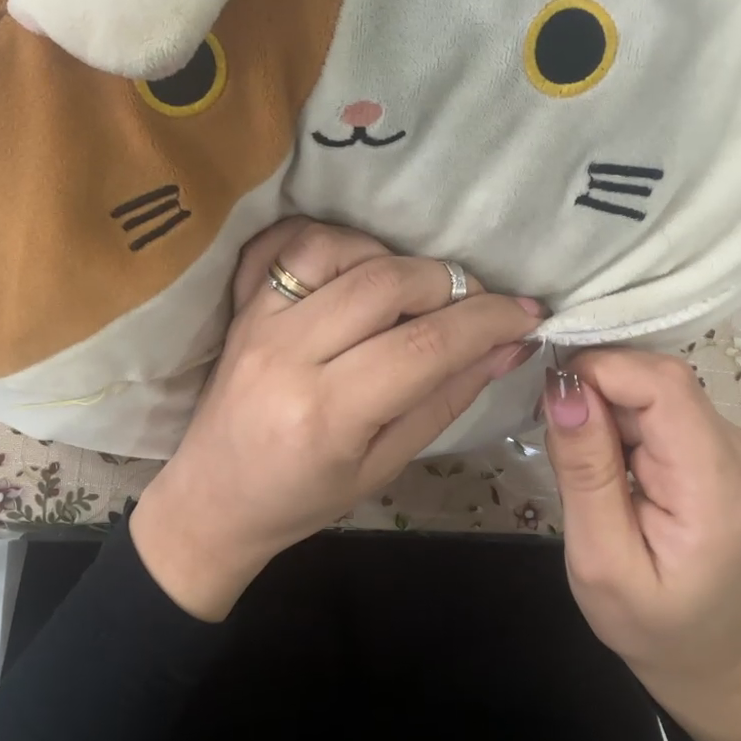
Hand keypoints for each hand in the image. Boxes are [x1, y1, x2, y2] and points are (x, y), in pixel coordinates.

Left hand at [130, 218, 543, 621]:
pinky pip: (286, 244)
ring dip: (390, 258)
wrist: (213, 499)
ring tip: (414, 291)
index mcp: (326, 414)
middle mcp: (287, 355)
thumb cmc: (301, 499)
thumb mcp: (383, 466)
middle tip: (475, 305)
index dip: (486, 321)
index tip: (527, 314)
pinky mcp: (241, 305)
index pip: (423, 345)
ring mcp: (257, 322)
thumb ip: (444, 400)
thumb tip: (508, 347)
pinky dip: (332, 241)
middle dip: (448, 284)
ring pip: (336, 250)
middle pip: (384, 284)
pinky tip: (357, 264)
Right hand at [542, 348, 740, 740]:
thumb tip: (564, 388)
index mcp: (719, 491)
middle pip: (664, 383)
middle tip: (558, 436)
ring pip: (664, 391)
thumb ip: (585, 470)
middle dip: (599, 390)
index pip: (664, 386)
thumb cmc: (647, 622)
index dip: (601, 369)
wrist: (708, 659)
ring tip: (584, 458)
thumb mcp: (599, 558)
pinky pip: (671, 410)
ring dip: (611, 406)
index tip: (550, 397)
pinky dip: (629, 420)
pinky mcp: (732, 453)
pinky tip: (614, 462)